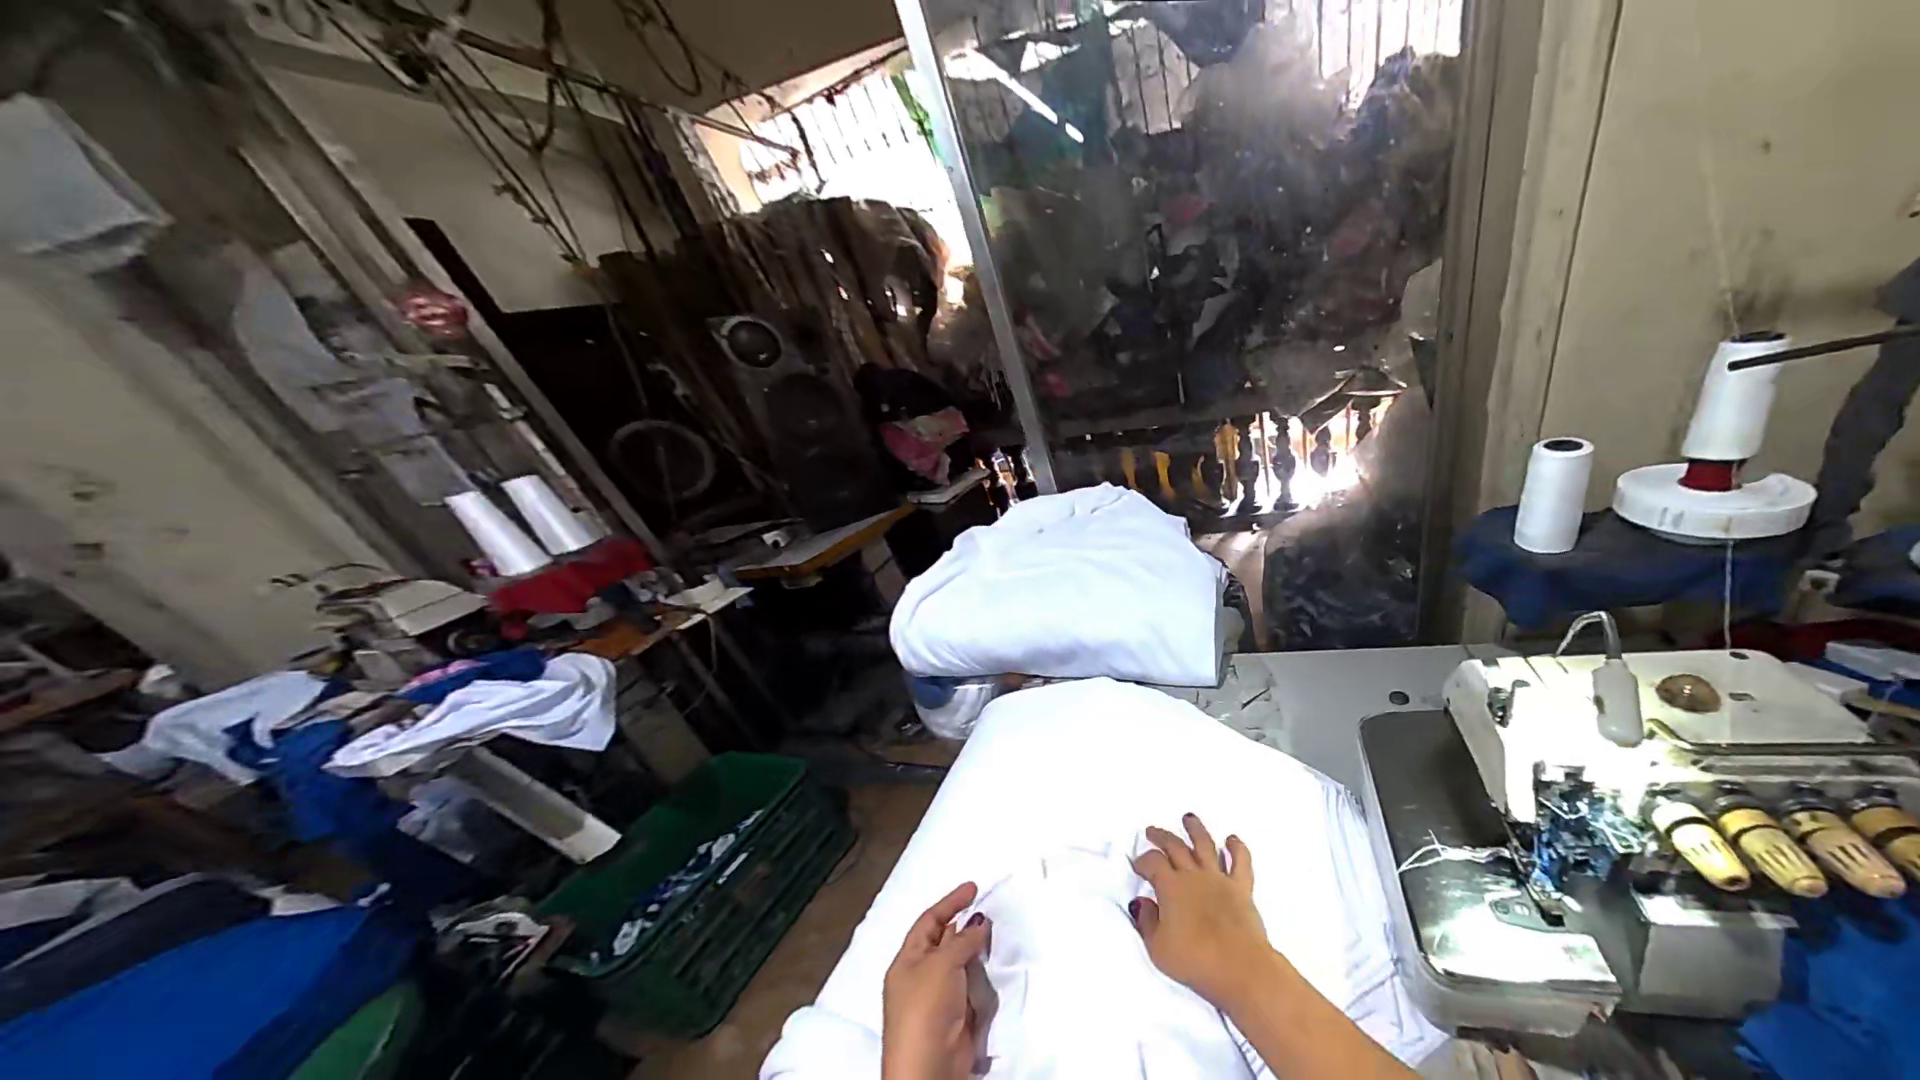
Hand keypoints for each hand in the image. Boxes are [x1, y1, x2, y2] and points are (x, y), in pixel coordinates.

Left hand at [882, 882, 991, 1079]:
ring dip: (976, 950)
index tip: (972, 887)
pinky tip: (993, 963)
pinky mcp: (958, 1016)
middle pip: (945, 941)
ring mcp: (940, 997)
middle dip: (964, 925)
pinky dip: (982, 974)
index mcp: (907, 960)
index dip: (950, 903)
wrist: (930, 1067)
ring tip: (993, 933)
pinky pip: (972, 986)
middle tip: (988, 909)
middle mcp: (922, 975)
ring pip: (961, 963)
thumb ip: (962, 941)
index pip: (929, 921)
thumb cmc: (925, 1008)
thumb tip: (979, 922)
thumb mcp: (941, 964)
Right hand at [1130, 813, 1278, 1010]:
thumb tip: (1142, 903)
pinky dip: (1237, 848)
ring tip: (1189, 819)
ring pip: (1205, 845)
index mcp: (1170, 886)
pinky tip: (1232, 840)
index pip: (1152, 862)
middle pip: (1174, 846)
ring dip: (1195, 830)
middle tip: (1152, 831)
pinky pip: (1241, 862)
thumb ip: (1147, 922)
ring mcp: (1219, 879)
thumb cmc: (1197, 961)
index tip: (1138, 865)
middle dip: (1161, 836)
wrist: (1242, 970)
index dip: (1142, 861)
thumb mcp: (1158, 948)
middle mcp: (1193, 875)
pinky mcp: (1242, 889)